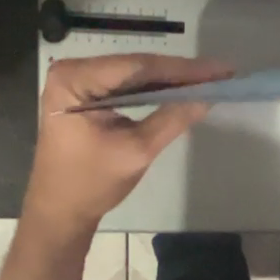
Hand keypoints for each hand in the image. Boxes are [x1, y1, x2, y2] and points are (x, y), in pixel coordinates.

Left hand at [24, 54, 232, 229]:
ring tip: (209, 80)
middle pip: (136, 67)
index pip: (138, 67)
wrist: (59, 212)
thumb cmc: (91, 183)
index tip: (219, 70)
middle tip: (220, 74)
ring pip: (134, 75)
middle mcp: (72, 71)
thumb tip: (209, 96)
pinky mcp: (85, 94)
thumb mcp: (136, 150)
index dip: (182, 69)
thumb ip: (172, 118)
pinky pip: (125, 85)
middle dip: (179, 72)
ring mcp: (77, 82)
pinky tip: (182, 90)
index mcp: (75, 80)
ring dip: (170, 80)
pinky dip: (153, 90)